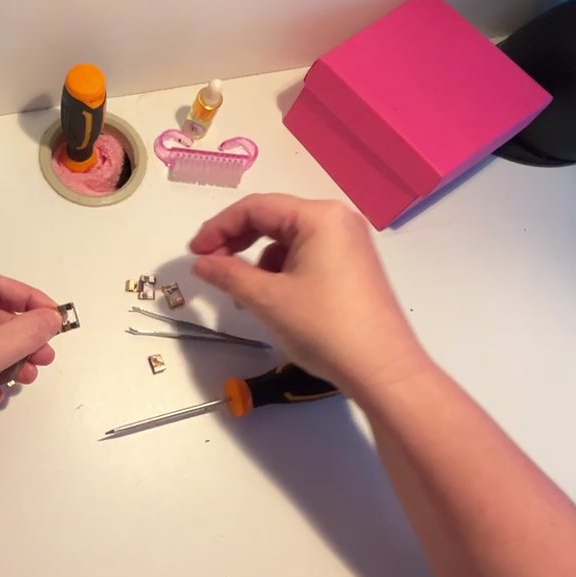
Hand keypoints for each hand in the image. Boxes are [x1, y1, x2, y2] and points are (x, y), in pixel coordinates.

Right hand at [189, 193, 429, 399]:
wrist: (381, 368)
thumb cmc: (324, 327)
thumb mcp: (267, 299)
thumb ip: (228, 274)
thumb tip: (201, 263)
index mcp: (319, 217)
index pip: (255, 208)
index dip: (218, 228)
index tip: (193, 254)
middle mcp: (336, 220)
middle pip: (272, 219)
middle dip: (235, 242)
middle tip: (208, 266)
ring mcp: (347, 243)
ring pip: (286, 240)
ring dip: (256, 261)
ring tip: (240, 293)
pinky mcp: (351, 266)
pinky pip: (304, 256)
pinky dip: (279, 271)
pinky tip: (270, 299)